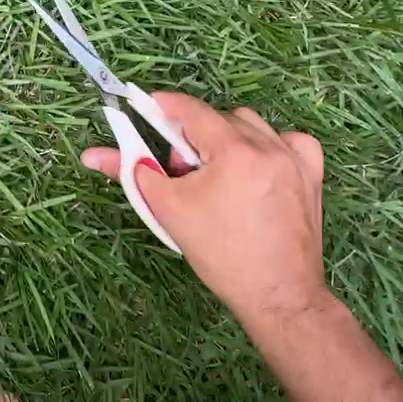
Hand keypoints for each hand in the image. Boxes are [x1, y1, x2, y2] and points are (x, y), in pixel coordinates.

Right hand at [82, 93, 328, 319]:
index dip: (163, 105)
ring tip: (214, 168)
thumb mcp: (166, 207)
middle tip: (179, 166)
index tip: (145, 107)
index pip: (190, 110)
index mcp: (233, 152)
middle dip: (191, 133)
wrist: (279, 297)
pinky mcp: (312, 177)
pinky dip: (270, 144)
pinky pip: (291, 140)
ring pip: (250, 124)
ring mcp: (295, 162)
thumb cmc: (219, 252)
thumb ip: (129, 170)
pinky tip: (257, 164)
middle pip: (217, 117)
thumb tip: (90, 154)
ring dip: (226, 135)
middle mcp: (267, 148)